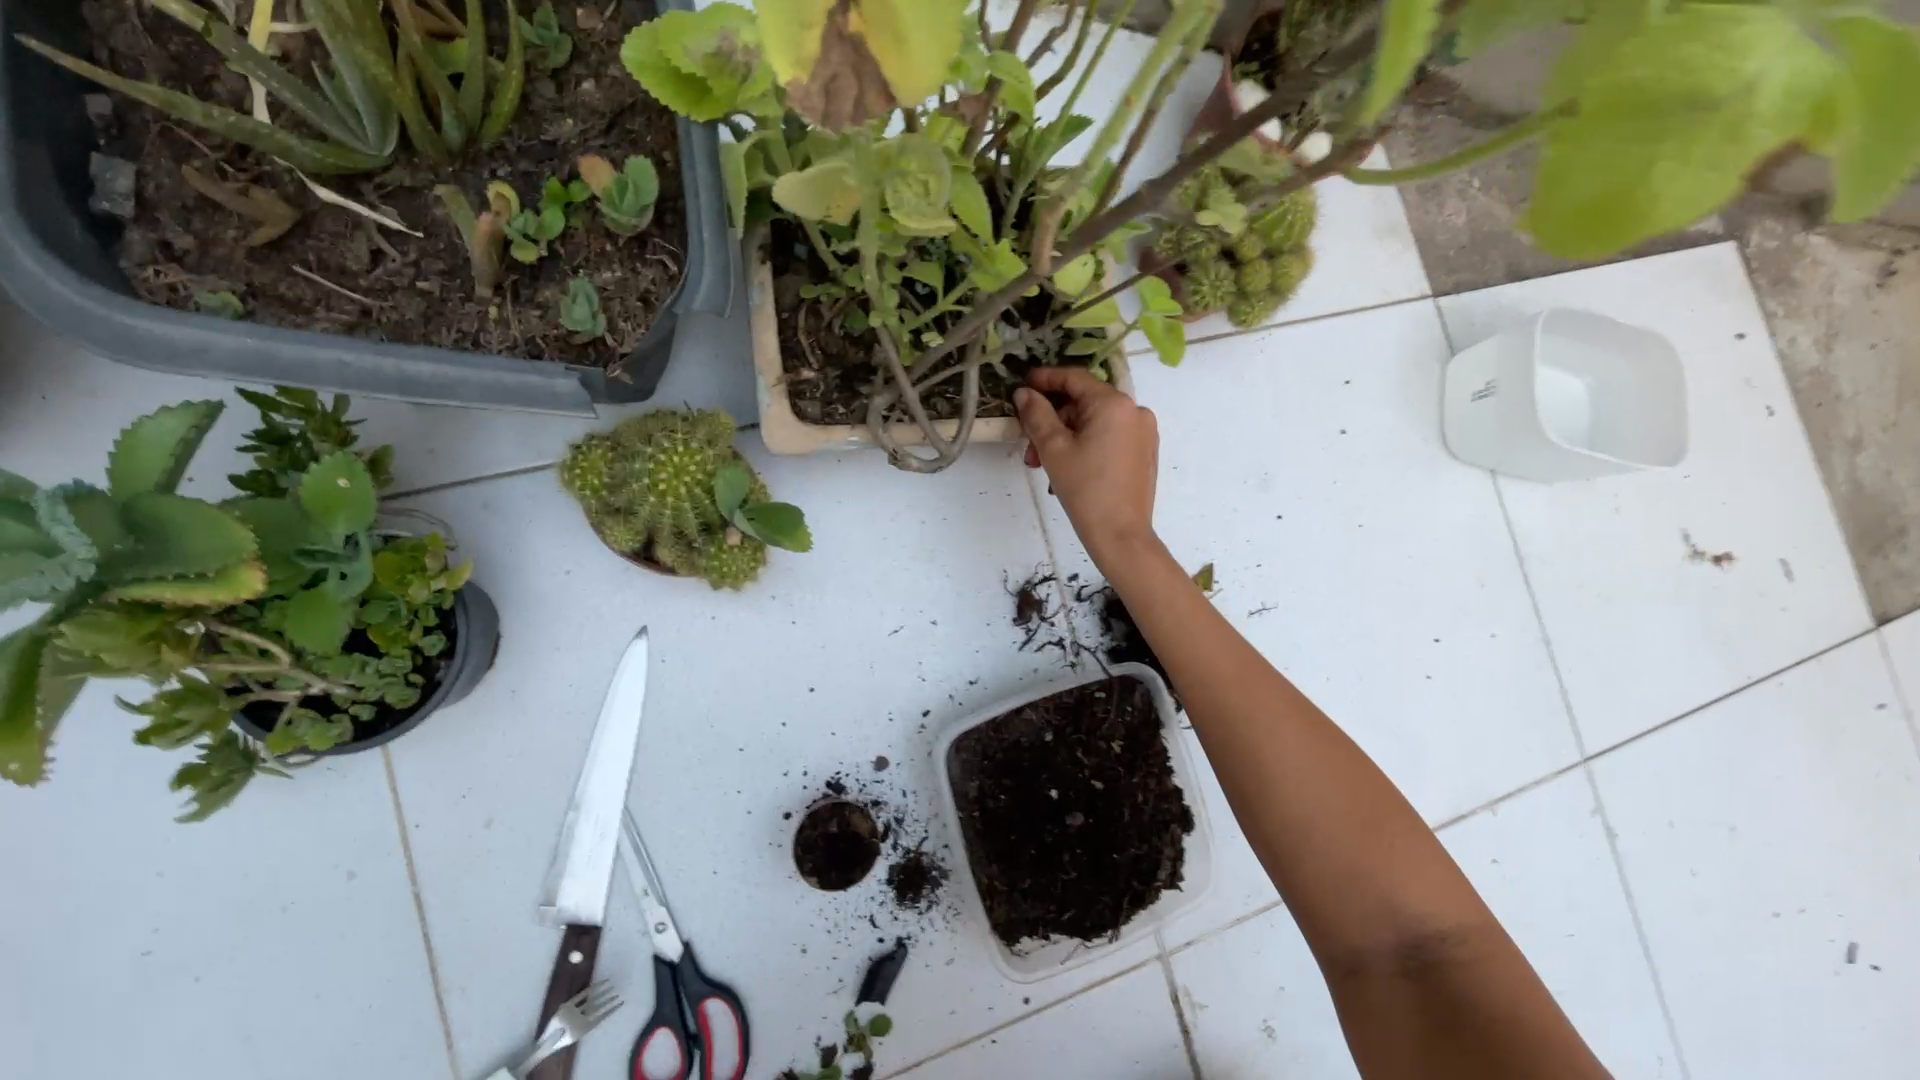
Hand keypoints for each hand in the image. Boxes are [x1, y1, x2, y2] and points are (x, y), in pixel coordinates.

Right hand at [1015, 367, 1159, 567]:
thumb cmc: (1085, 490)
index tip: (1023, 384)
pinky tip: (1067, 471)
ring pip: (1094, 423)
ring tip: (1043, 467)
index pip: (1075, 378)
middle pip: (1083, 404)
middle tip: (1029, 448)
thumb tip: (1025, 393)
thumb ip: (1037, 414)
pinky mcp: (1144, 453)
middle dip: (1052, 423)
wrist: (1121, 535)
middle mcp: (1135, 411)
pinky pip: (1108, 438)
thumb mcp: (1053, 449)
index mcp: (1114, 404)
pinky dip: (1085, 446)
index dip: (1046, 379)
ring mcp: (1143, 433)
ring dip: (1065, 439)